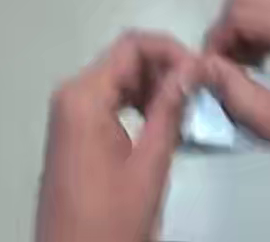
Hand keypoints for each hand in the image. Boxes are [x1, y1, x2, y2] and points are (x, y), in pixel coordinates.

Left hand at [36, 31, 195, 241]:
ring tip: (184, 110)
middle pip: (124, 59)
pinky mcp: (73, 131)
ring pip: (118, 77)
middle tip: (197, 92)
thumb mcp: (148, 167)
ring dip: (152, 87)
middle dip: (163, 69)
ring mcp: (69, 113)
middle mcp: (72, 94)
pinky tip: (161, 124)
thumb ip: (169, 110)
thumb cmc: (109, 225)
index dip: (169, 49)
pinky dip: (136, 103)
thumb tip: (192, 67)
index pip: (132, 46)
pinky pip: (109, 99)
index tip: (200, 70)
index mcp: (84, 95)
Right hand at [200, 0, 269, 240]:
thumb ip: (236, 93)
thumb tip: (202, 65)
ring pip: (263, 3)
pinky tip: (266, 69)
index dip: (216, 41)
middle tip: (223, 73)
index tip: (209, 76)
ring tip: (241, 75)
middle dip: (227, 31)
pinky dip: (264, 32)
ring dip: (244, 31)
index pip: (238, 11)